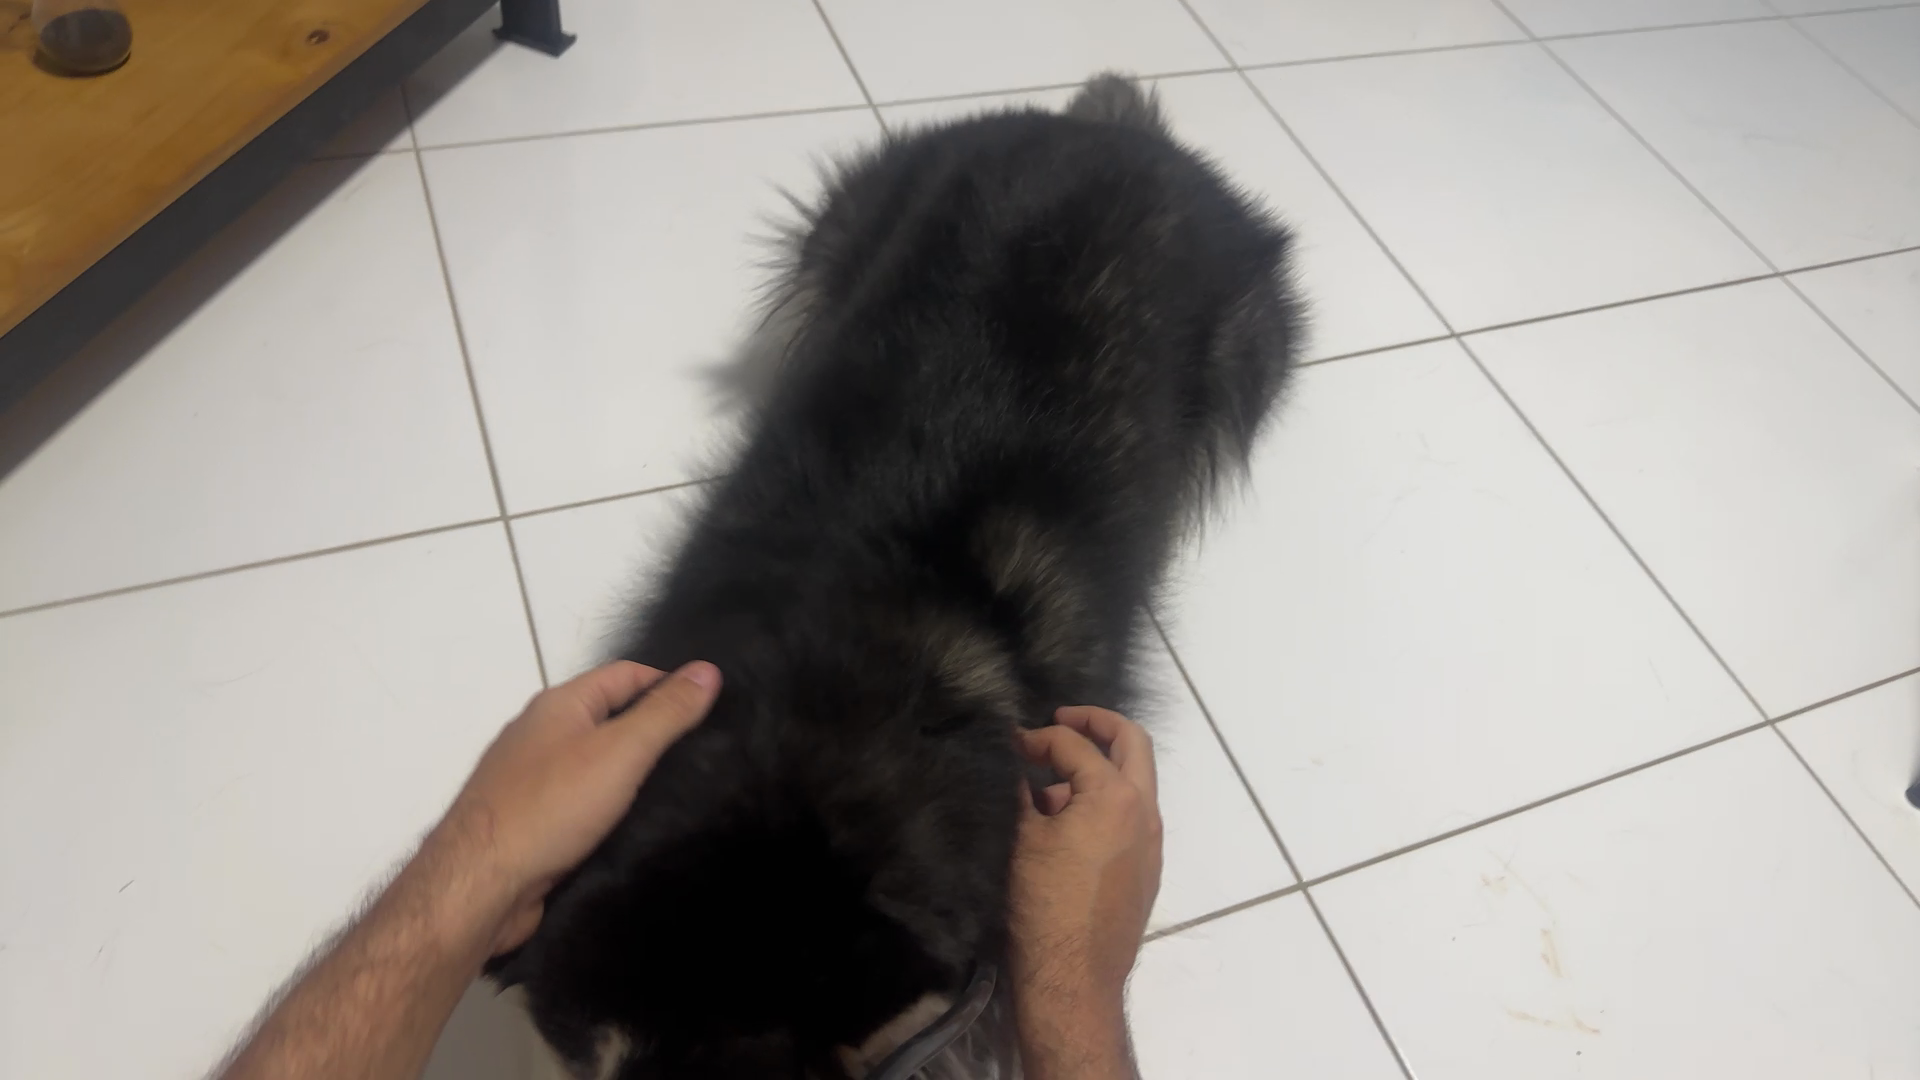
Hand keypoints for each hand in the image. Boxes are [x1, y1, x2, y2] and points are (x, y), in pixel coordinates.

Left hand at [433, 659, 721, 953]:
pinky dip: (611, 802)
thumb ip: (667, 712)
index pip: (628, 674)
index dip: (670, 684)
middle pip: (611, 714)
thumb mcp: (622, 750)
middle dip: (655, 725)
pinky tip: (636, 821)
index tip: (710, 708)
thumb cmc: (551, 807)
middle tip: (704, 748)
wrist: (474, 893)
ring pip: (597, 759)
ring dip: (634, 767)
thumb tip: (708, 670)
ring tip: (681, 784)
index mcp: (560, 704)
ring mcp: (530, 779)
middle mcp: (541, 733)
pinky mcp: (529, 822)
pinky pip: (582, 798)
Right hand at [1008, 707, 1160, 1077]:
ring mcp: (1151, 841)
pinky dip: (1103, 799)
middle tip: (1061, 719)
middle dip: (1095, 723)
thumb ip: (1018, 789)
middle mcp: (1144, 811)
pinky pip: (1130, 813)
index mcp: (1114, 796)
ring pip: (1134, 778)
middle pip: (1131, 741)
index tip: (1011, 744)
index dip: (1038, 738)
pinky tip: (1064, 821)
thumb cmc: (1043, 903)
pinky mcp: (1146, 867)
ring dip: (1098, 765)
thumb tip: (1013, 758)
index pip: (1074, 744)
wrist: (1074, 980)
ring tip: (1049, 784)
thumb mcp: (1021, 837)